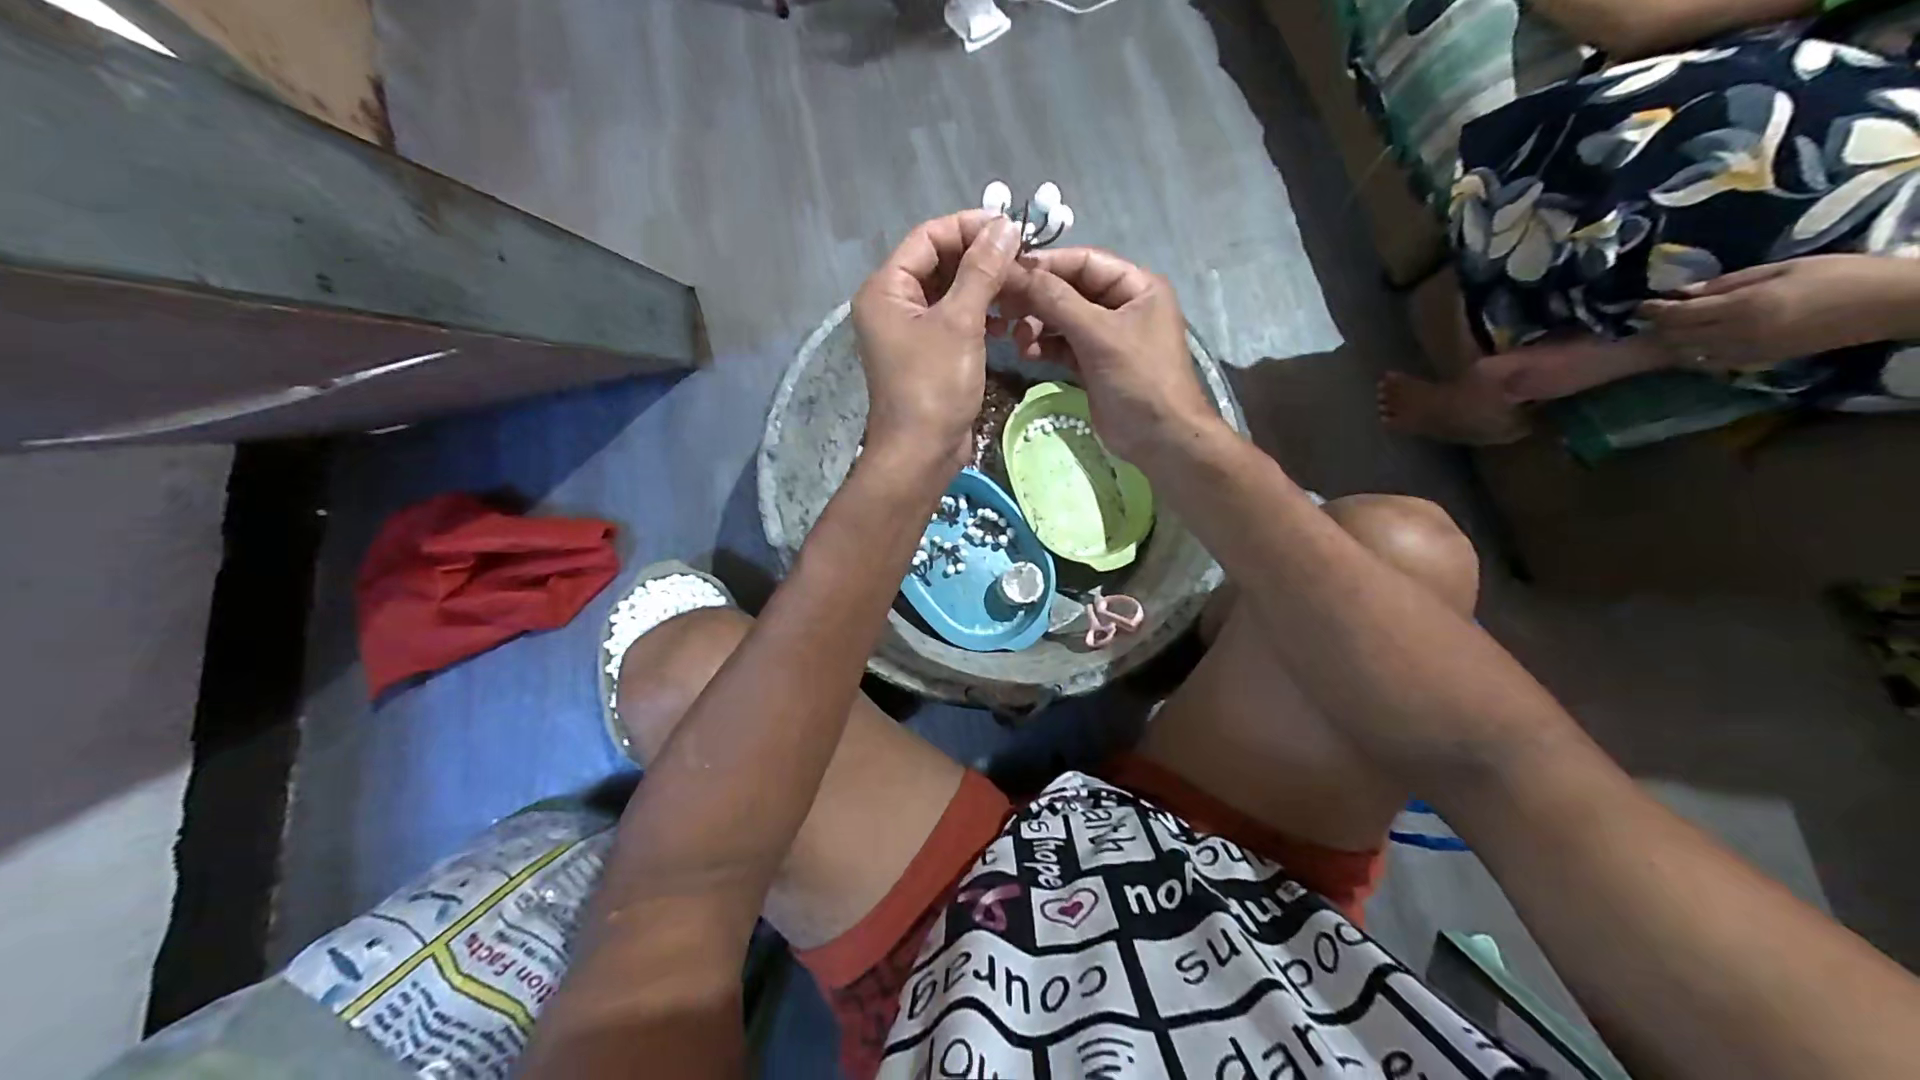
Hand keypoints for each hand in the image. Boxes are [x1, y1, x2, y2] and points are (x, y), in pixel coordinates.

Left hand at [852, 211, 1021, 471]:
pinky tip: (1010, 322)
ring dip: (985, 287)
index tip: (1012, 229)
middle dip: (981, 258)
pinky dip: (981, 315)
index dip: (969, 227)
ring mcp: (910, 331)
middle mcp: (893, 304)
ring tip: (1022, 289)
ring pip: (951, 292)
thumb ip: (982, 270)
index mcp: (886, 289)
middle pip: (939, 262)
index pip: (928, 237)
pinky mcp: (928, 354)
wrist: (921, 454)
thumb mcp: (960, 322)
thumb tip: (1005, 226)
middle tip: (1024, 259)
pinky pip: (955, 320)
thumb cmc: (934, 386)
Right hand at [1000, 248, 1223, 463]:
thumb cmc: (1140, 379)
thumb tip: (1016, 272)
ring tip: (1017, 340)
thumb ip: (1057, 301)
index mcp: (1136, 286)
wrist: (1161, 439)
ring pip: (1062, 319)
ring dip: (1036, 325)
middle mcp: (1122, 305)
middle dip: (1036, 299)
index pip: (1084, 261)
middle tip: (1003, 310)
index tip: (1007, 273)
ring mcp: (1107, 336)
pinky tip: (1027, 355)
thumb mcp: (1099, 334)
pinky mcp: (1093, 363)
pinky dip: (1044, 347)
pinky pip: (1062, 345)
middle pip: (1069, 289)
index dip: (1045, 265)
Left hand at [1640, 254, 1919, 370]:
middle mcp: (1736, 333)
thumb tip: (1683, 292)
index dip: (1654, 311)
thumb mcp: (1784, 268)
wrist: (1889, 304)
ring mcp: (1745, 351)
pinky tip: (1696, 345)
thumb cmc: (1841, 275)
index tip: (1641, 305)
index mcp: (1742, 305)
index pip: (1679, 314)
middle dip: (1658, 328)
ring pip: (1687, 354)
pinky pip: (1711, 364)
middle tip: (1653, 318)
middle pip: (1675, 337)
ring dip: (1672, 344)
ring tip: (1670, 331)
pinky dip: (1695, 356)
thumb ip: (1728, 282)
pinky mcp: (1758, 362)